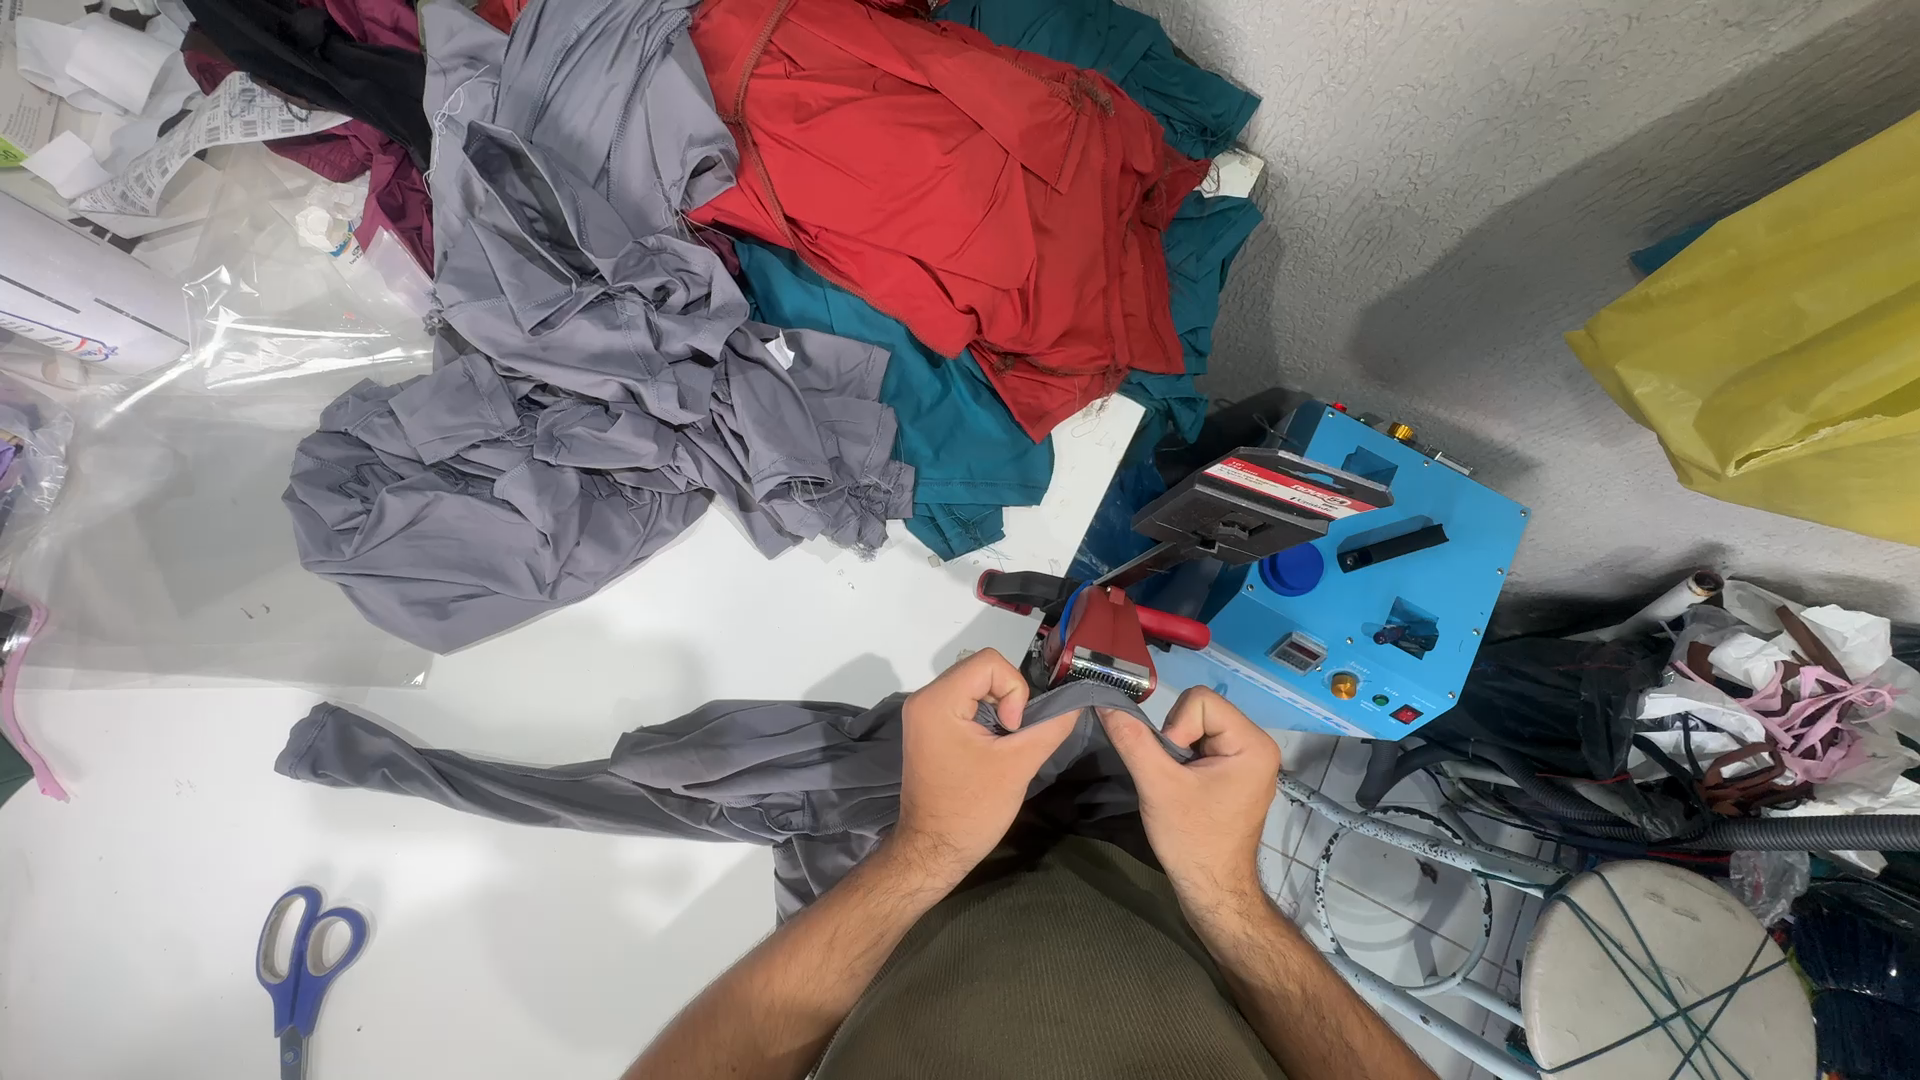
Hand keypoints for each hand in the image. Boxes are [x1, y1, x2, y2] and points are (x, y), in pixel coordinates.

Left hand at [890, 650, 1073, 888]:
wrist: (933, 851)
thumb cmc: (971, 810)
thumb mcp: (1018, 765)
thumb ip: (1050, 727)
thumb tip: (1076, 703)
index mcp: (937, 701)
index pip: (989, 662)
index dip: (1013, 690)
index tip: (1011, 729)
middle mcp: (924, 698)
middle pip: (981, 670)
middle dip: (1007, 699)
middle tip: (1009, 738)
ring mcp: (924, 712)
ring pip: (976, 685)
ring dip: (998, 708)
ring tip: (1000, 745)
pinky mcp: (929, 726)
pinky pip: (965, 702)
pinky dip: (986, 716)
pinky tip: (989, 748)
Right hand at [1099, 687, 1280, 912]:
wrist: (1212, 889)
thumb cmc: (1192, 839)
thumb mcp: (1156, 785)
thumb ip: (1131, 738)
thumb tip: (1104, 700)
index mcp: (1252, 743)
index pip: (1200, 700)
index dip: (1176, 727)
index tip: (1174, 767)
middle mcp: (1258, 743)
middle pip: (1200, 709)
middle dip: (1177, 737)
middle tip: (1175, 776)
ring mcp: (1248, 757)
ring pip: (1196, 724)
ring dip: (1177, 748)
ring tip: (1179, 783)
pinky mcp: (1236, 770)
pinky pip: (1201, 741)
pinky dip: (1184, 757)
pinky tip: (1185, 786)